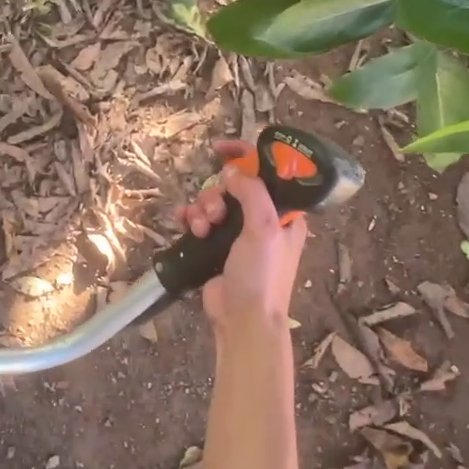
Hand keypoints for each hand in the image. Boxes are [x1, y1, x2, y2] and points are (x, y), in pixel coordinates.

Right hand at [176, 140, 307, 333]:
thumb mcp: (264, 229)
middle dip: (216, 193)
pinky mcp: (215, 246)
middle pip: (232, 186)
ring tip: (201, 228)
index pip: (267, 173)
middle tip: (215, 212)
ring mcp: (237, 234)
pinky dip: (190, 218)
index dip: (246, 156)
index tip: (221, 149)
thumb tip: (232, 171)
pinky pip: (198, 218)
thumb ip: (251, 193)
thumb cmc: (262, 275)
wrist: (243, 319)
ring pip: (213, 201)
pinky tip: (185, 225)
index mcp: (283, 215)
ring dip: (201, 208)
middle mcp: (262, 221)